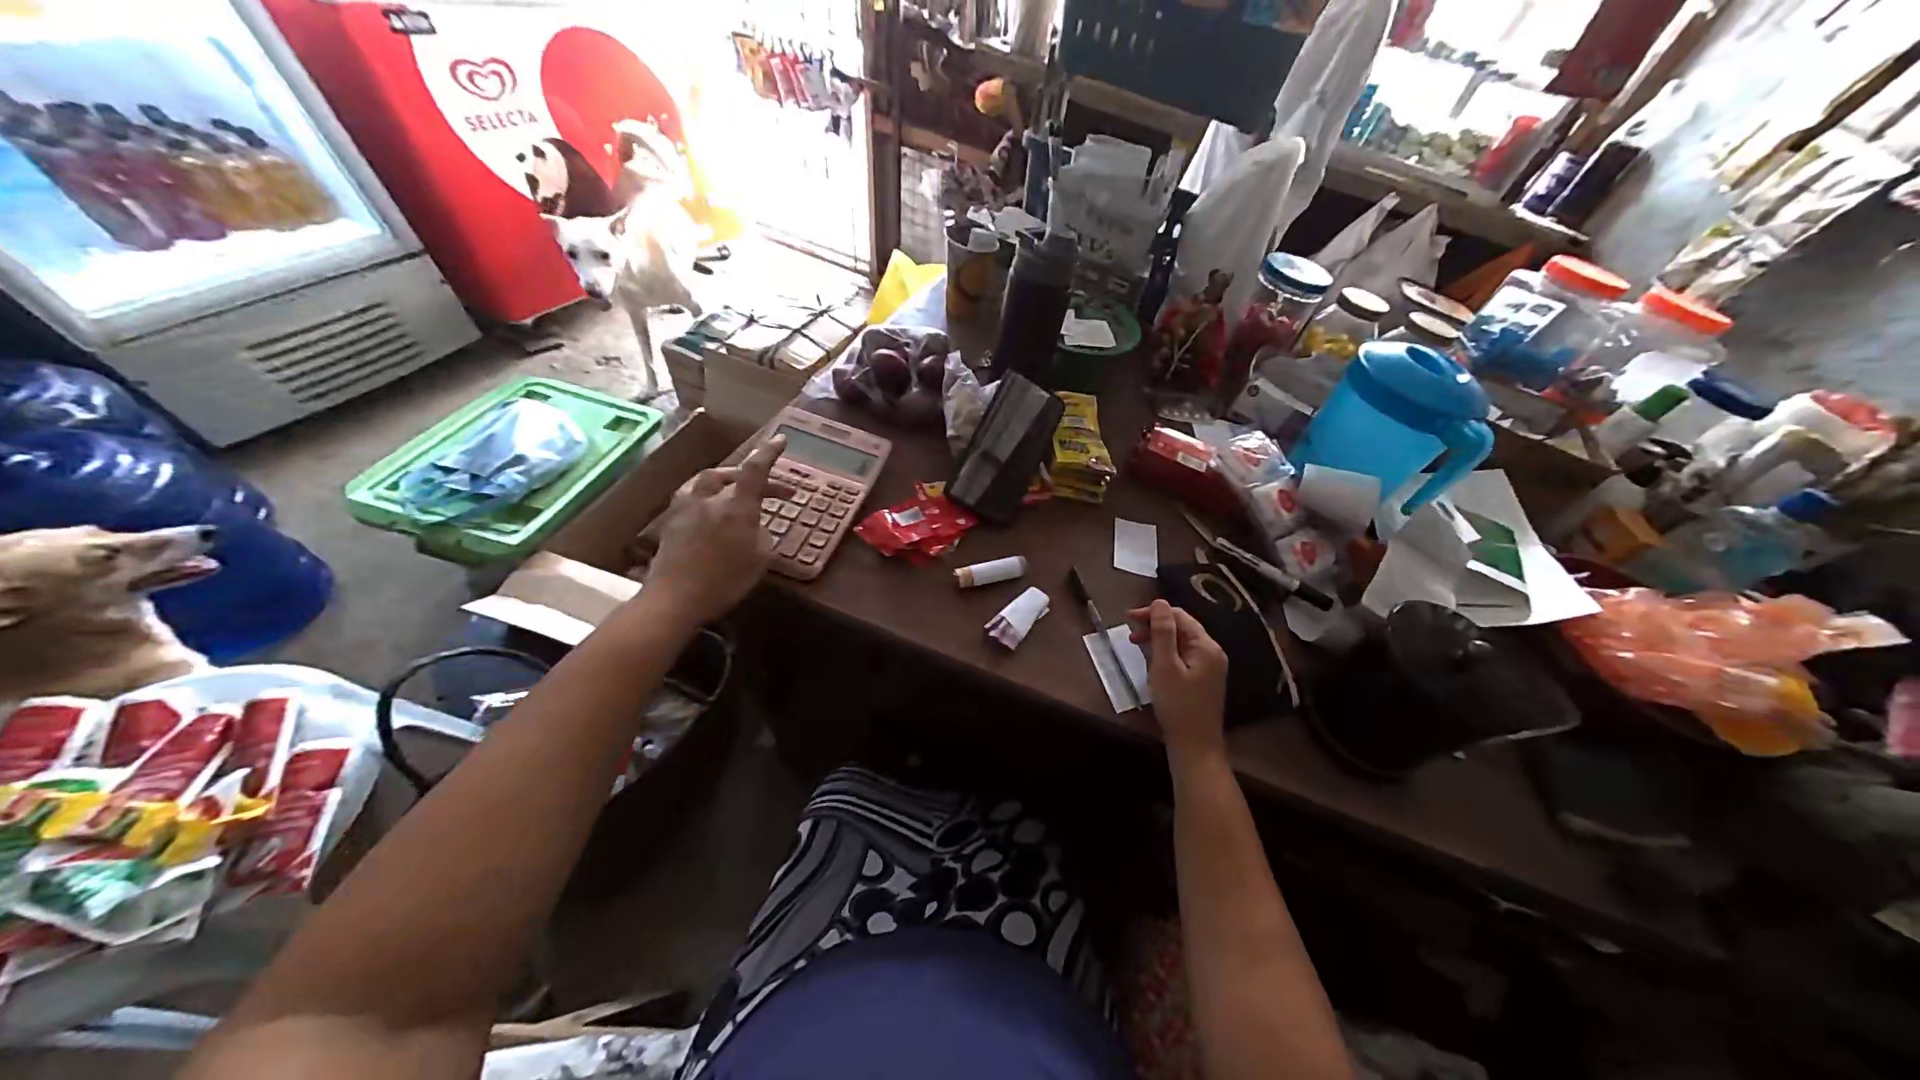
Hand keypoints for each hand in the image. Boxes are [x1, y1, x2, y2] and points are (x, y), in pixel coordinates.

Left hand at [644, 435, 791, 626]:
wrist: (673, 598)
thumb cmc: (724, 581)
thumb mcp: (759, 559)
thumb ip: (760, 533)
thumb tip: (753, 524)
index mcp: (736, 505)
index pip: (756, 469)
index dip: (769, 452)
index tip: (780, 439)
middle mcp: (710, 498)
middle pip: (733, 474)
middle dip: (755, 478)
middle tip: (776, 492)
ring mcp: (686, 507)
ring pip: (708, 481)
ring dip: (727, 480)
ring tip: (737, 490)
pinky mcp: (671, 521)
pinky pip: (693, 496)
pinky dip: (708, 496)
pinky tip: (710, 508)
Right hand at [1128, 600, 1228, 759]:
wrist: (1195, 746)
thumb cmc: (1178, 706)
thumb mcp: (1165, 667)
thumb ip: (1162, 633)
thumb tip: (1159, 602)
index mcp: (1206, 646)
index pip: (1180, 616)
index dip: (1154, 613)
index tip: (1128, 618)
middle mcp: (1212, 653)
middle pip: (1183, 628)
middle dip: (1155, 626)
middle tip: (1130, 635)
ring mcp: (1210, 667)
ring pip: (1182, 643)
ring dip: (1159, 640)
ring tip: (1137, 646)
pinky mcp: (1204, 680)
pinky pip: (1184, 656)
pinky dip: (1167, 654)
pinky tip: (1153, 663)